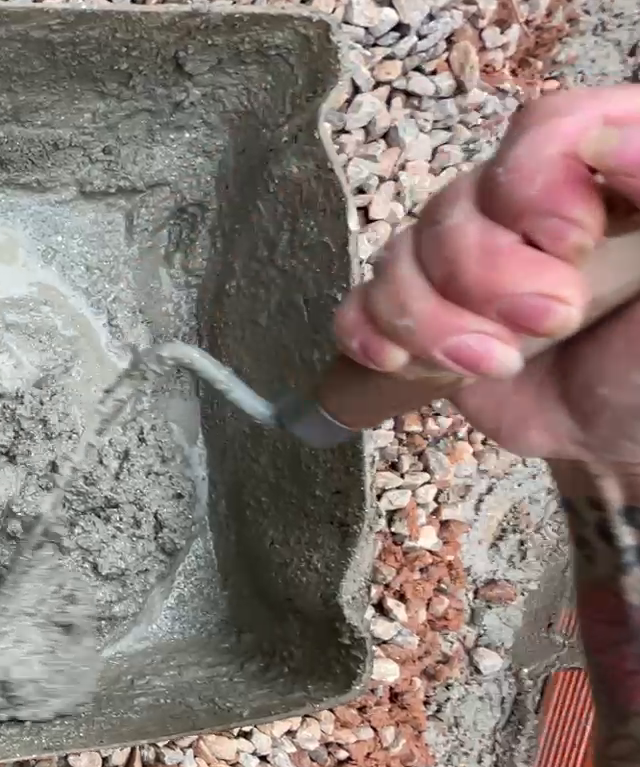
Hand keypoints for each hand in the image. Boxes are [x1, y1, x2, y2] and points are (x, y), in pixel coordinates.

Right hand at [334, 85, 639, 462]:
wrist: (625, 434)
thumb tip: (606, 140)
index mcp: (612, 175)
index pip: (545, 128)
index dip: (533, 180)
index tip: (571, 242)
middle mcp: (530, 209)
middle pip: (456, 206)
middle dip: (483, 275)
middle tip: (548, 322)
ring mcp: (465, 264)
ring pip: (397, 260)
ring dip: (430, 322)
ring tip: (493, 363)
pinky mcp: (418, 315)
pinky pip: (357, 306)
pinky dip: (370, 336)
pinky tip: (403, 364)